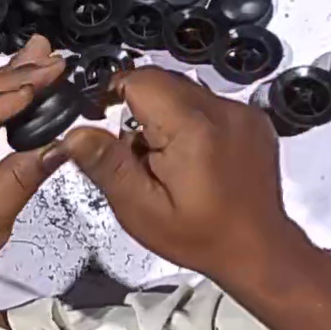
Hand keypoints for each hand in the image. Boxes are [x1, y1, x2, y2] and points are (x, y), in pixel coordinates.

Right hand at [60, 68, 313, 287]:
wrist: (256, 250)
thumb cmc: (202, 236)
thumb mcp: (140, 208)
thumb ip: (107, 166)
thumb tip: (74, 135)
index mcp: (192, 129)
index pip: (140, 79)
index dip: (114, 96)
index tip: (106, 120)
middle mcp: (222, 112)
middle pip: (161, 82)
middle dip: (140, 114)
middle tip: (141, 157)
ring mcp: (241, 114)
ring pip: (182, 92)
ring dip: (165, 119)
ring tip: (168, 163)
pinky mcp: (250, 120)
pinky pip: (206, 105)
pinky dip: (190, 125)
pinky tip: (193, 160)